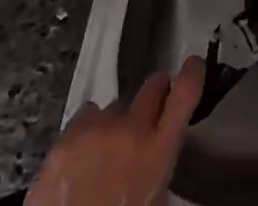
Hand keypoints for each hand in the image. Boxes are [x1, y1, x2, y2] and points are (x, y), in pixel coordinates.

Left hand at [25, 57, 205, 205]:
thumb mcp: (156, 200)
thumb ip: (159, 166)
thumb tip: (159, 148)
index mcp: (158, 153)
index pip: (184, 96)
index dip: (192, 75)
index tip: (194, 65)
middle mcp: (129, 131)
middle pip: (151, 88)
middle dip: (156, 91)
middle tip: (153, 104)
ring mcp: (94, 131)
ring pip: (113, 107)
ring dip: (116, 121)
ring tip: (106, 149)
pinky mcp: (64, 139)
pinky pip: (82, 120)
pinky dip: (85, 133)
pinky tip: (81, 157)